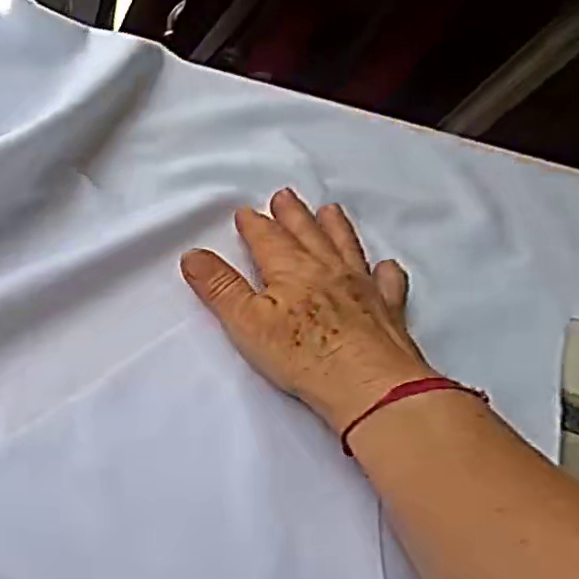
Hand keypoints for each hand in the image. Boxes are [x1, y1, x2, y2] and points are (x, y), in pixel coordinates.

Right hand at [180, 188, 435, 431]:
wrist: (368, 382)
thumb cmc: (298, 352)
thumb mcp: (243, 319)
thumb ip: (219, 286)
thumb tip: (193, 254)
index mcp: (292, 272)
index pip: (270, 241)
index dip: (256, 226)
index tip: (246, 211)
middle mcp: (330, 272)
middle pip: (309, 237)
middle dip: (294, 217)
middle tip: (287, 196)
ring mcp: (362, 289)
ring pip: (346, 249)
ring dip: (335, 229)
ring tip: (331, 211)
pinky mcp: (385, 311)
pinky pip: (385, 281)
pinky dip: (382, 270)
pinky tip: (383, 266)